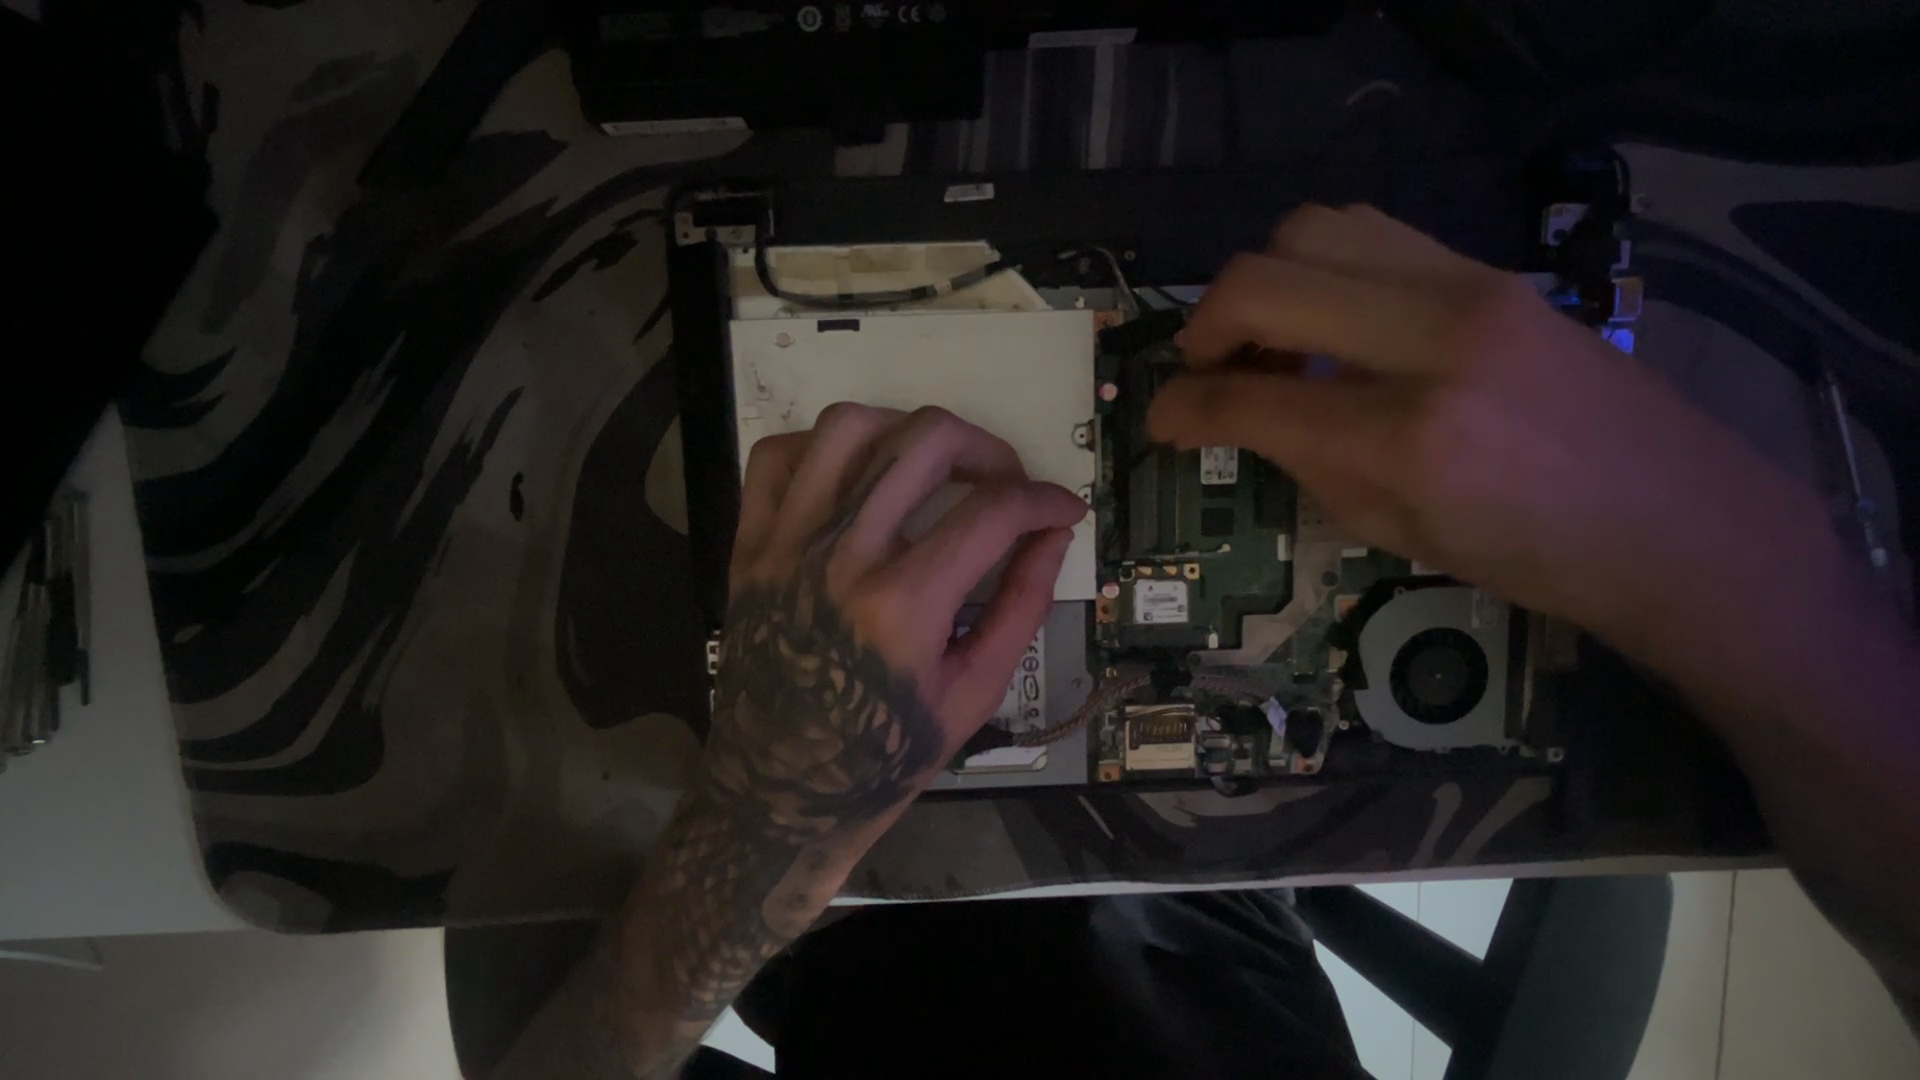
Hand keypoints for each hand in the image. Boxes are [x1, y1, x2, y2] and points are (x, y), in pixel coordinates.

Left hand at [709, 403, 1084, 843]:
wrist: (780, 790)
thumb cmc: (885, 753)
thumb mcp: (974, 691)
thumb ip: (1021, 605)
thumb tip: (1053, 535)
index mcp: (903, 605)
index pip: (993, 511)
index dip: (1045, 500)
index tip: (1062, 509)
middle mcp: (841, 556)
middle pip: (925, 441)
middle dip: (987, 448)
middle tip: (1004, 483)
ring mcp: (786, 543)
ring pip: (848, 426)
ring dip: (906, 430)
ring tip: (933, 466)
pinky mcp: (749, 545)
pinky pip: (778, 456)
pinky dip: (824, 447)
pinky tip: (857, 474)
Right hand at [1147, 204, 1840, 663]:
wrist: (1681, 524)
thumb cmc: (1528, 558)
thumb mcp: (1390, 529)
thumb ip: (1301, 458)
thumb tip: (1237, 413)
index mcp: (1405, 436)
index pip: (1250, 399)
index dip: (1181, 408)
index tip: (1158, 420)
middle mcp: (1435, 341)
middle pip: (1267, 277)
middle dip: (1205, 324)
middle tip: (1202, 369)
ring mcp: (1473, 289)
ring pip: (1316, 227)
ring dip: (1262, 281)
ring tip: (1262, 338)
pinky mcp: (1494, 272)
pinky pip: (1372, 236)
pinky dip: (1320, 271)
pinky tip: (1326, 324)